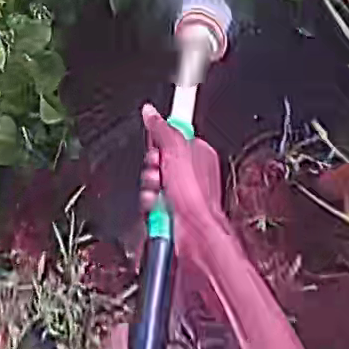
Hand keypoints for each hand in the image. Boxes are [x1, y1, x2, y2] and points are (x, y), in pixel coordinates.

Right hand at [139, 104, 226, 264]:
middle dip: (153, 167)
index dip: (160, 142)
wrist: (196, 237)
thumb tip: (149, 111)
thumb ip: (161, 128)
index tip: (158, 147)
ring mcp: (182, 196)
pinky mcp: (172, 214)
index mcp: (198, 153)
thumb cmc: (196, 196)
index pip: (172, 137)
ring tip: (157, 193)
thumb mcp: (175, 149)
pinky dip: (151, 206)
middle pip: (159, 161)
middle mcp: (192, 174)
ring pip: (153, 184)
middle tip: (158, 172)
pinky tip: (157, 208)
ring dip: (150, 189)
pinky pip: (152, 204)